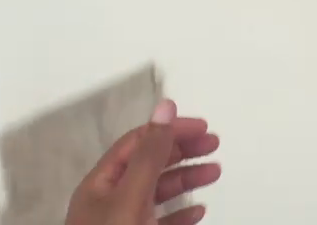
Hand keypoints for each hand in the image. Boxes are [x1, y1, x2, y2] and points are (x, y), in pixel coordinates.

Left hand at [66, 99, 221, 224]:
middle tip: (215, 146)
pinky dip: (181, 214)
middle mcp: (109, 202)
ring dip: (187, 179)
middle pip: (150, 163)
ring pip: (158, 193)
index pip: (139, 141)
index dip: (170, 129)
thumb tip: (166, 103)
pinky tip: (198, 212)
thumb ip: (150, 153)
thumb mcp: (131, 198)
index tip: (204, 128)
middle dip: (183, 151)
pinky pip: (161, 223)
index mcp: (101, 184)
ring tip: (215, 173)